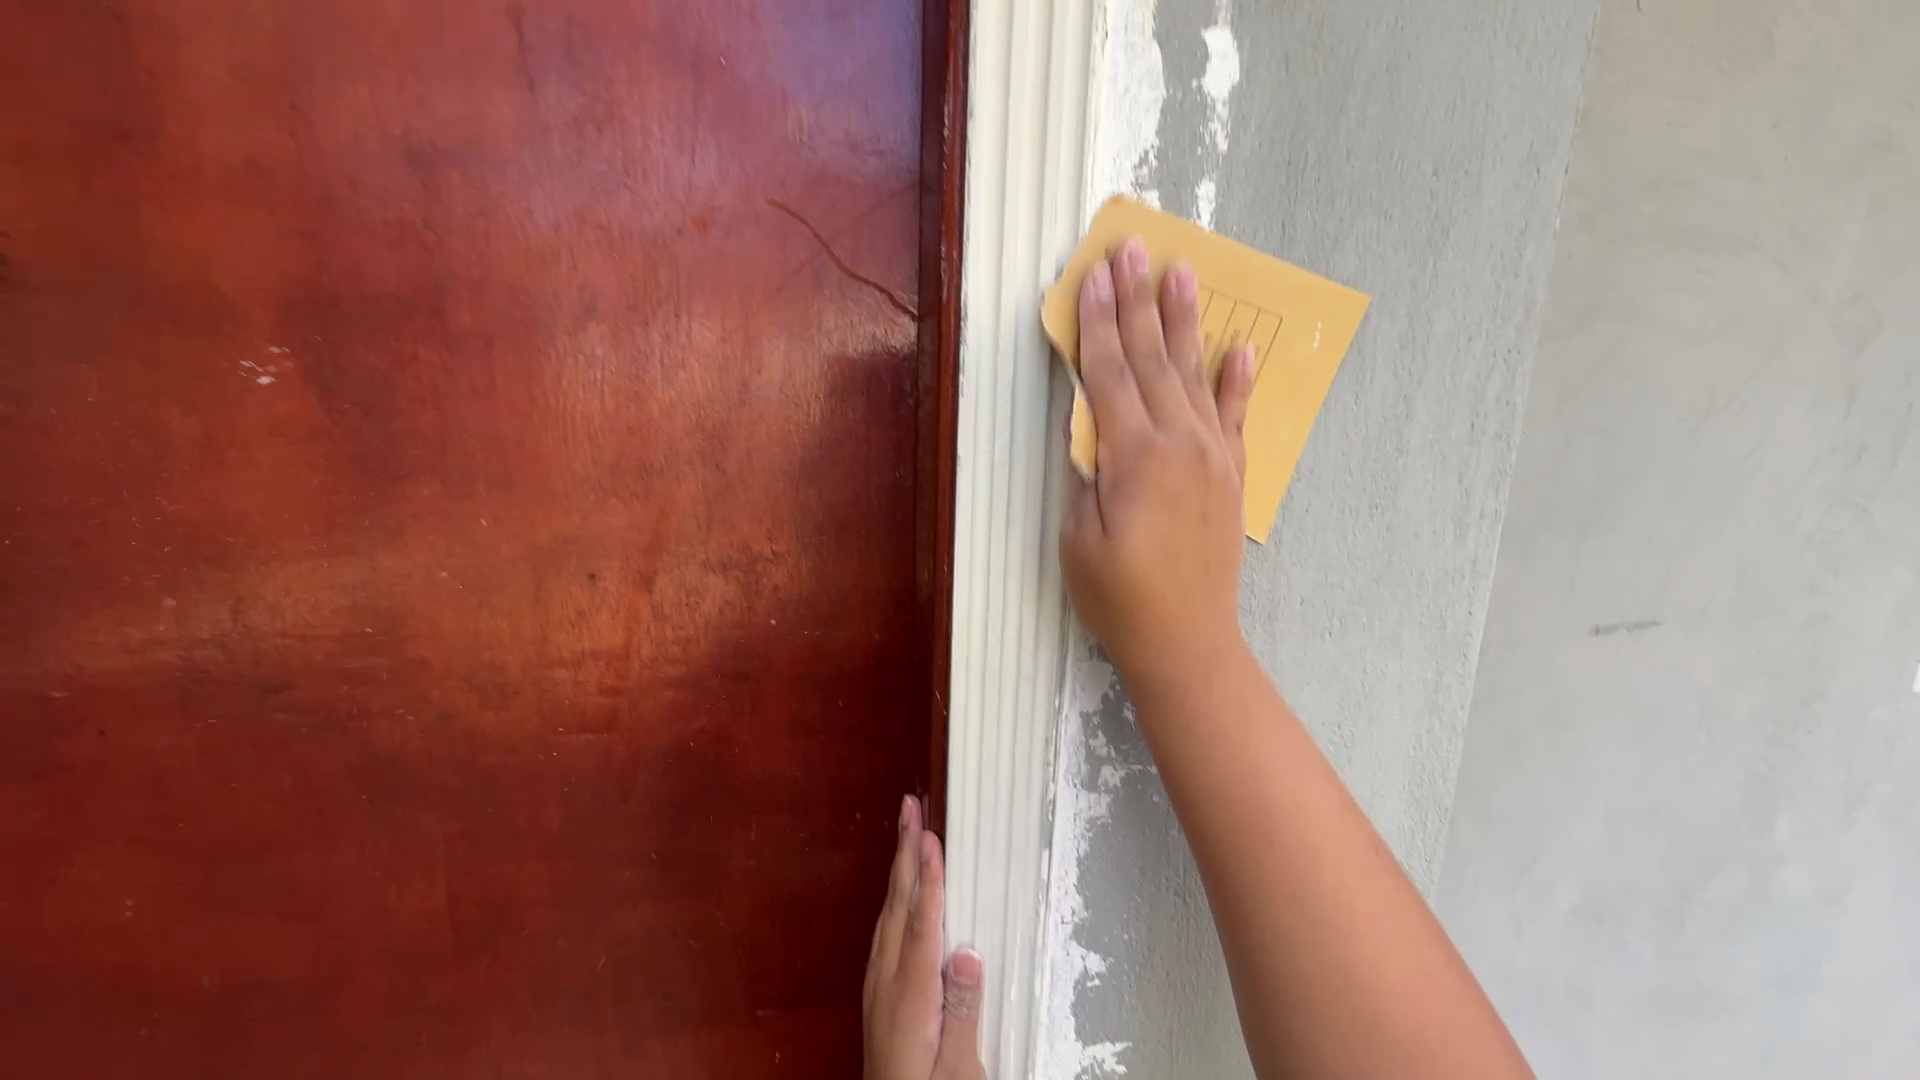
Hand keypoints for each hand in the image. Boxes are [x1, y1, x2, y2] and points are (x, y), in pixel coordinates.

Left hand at [863, 795, 985, 1079]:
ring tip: (906, 830)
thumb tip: (967, 952)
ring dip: (898, 867)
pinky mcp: (879, 990)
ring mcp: (878, 984)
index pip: (921, 925)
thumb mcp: (957, 1069)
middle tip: (908, 806)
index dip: (929, 878)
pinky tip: (902, 886)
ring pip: (888, 912)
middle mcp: (887, 981)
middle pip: (897, 905)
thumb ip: (962, 1010)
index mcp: (909, 997)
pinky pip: (885, 928)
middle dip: (904, 852)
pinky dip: (895, 894)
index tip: (930, 836)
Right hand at [1060, 236, 1256, 675]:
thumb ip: (1086, 474)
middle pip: (1152, 359)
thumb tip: (1093, 431)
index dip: (1098, 323)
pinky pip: (1235, 417)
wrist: (1187, 639)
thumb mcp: (1079, 538)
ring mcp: (1212, 457)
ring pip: (1194, 375)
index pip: (1109, 374)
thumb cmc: (1119, 597)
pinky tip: (1240, 349)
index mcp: (1133, 456)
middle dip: (1139, 301)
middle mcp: (1178, 442)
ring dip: (1184, 322)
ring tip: (1182, 272)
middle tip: (1133, 249)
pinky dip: (1237, 381)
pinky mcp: (1232, 476)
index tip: (1094, 276)